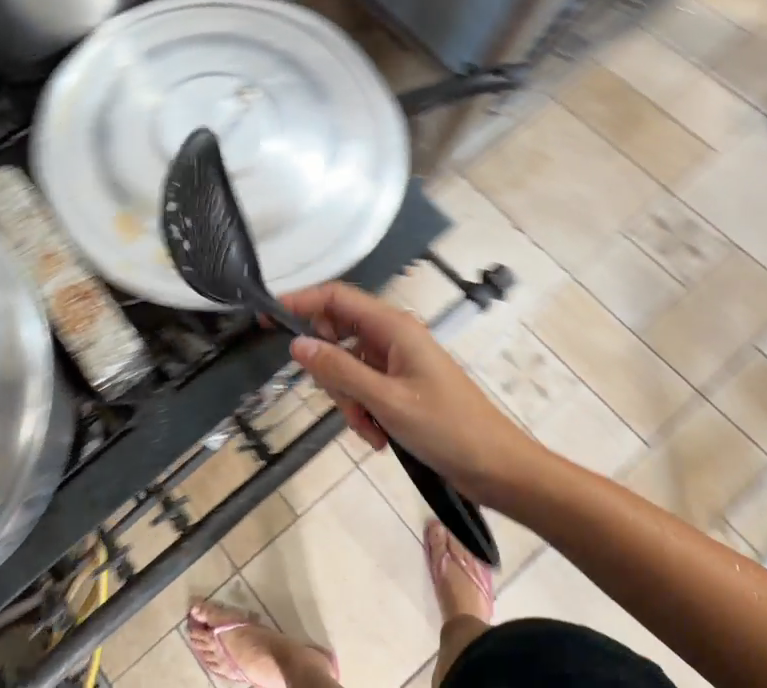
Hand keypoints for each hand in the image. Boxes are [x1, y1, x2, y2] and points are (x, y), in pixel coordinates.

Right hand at [283, 283, 547, 502]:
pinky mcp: (400, 387)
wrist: (498, 468)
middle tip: (343, 402)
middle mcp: (392, 338)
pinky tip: (377, 436)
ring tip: (368, 429)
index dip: (300, 302)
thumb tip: (297, 345)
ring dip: (347, 399)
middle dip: (330, 372)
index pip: (335, 297)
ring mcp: (397, 363)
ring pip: (346, 367)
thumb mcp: (386, 401)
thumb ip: (339, 370)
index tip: (268, 317)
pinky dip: (362, 411)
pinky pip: (363, 389)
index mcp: (393, 327)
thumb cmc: (448, 429)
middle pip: (336, 336)